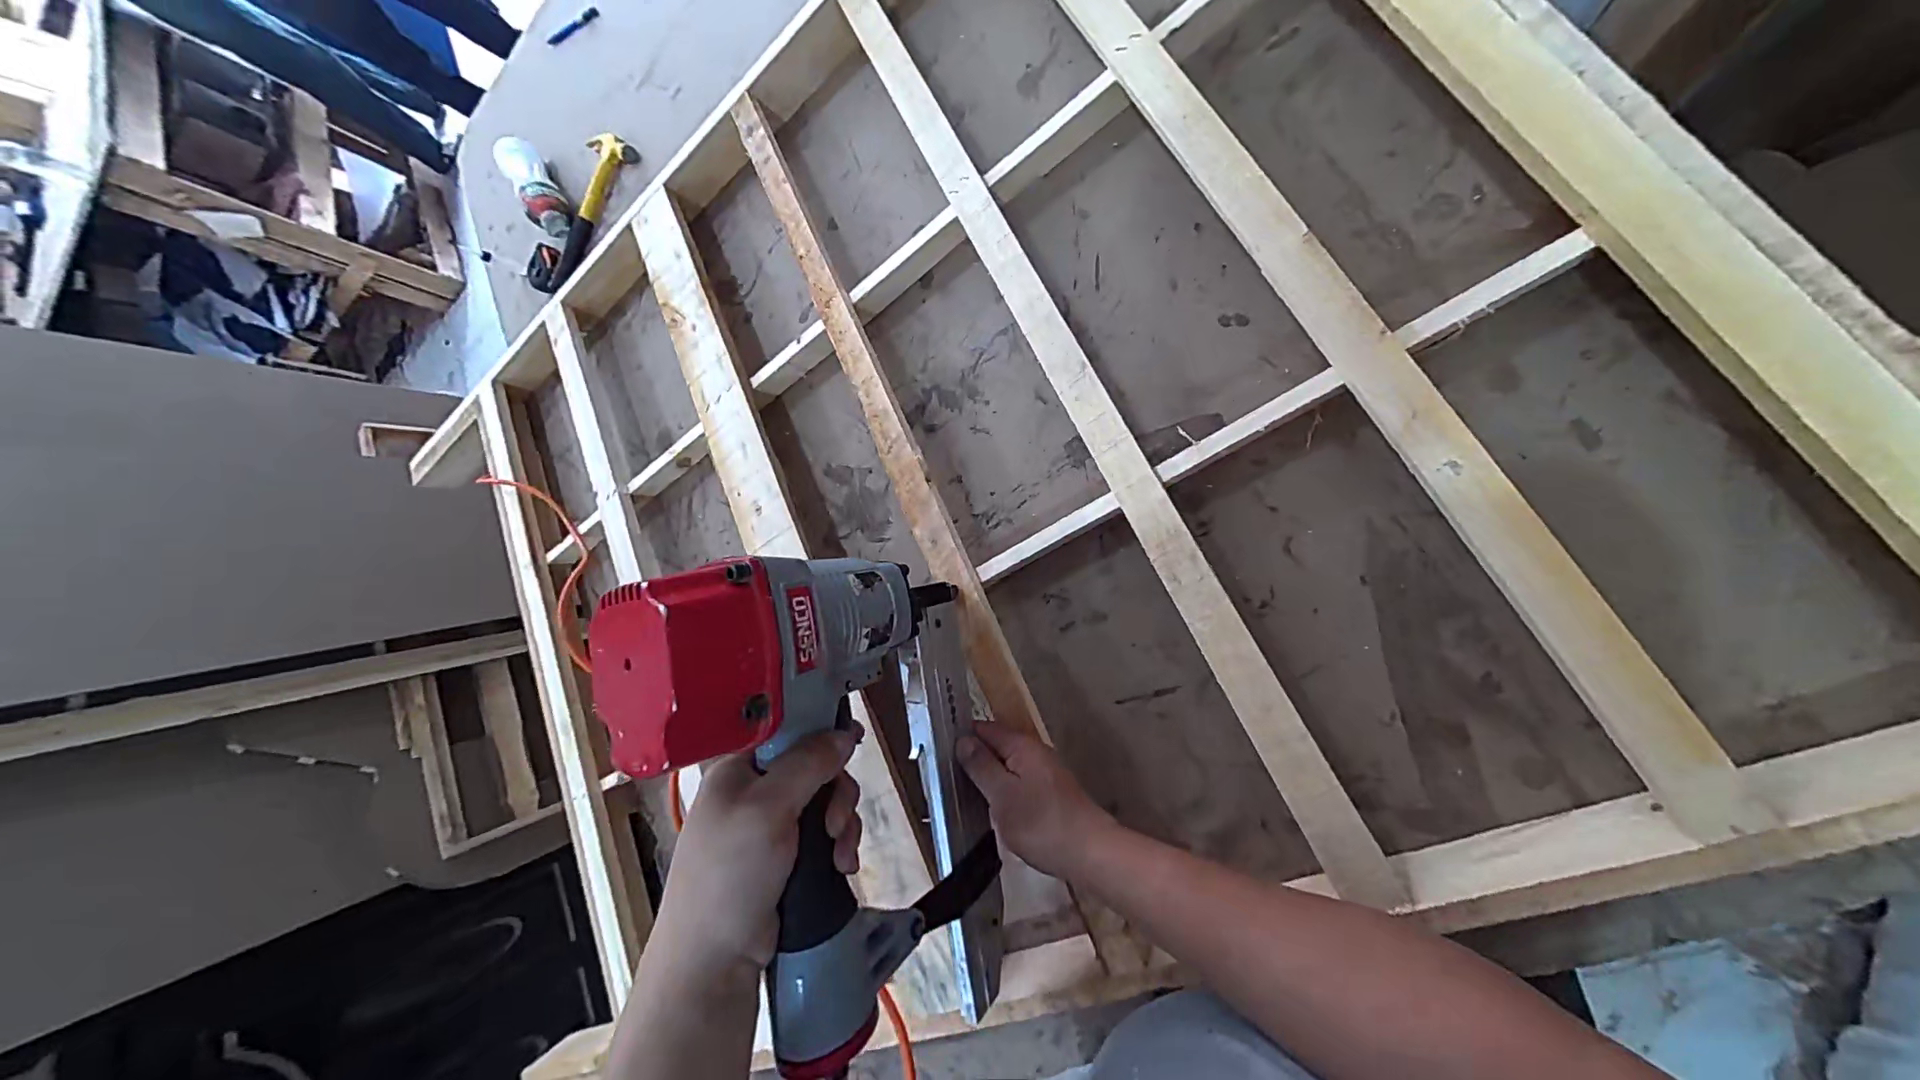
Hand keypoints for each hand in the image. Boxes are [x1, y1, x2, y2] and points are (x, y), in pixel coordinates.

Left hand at [658, 725, 863, 970]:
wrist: (715, 961)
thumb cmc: (728, 878)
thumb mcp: (767, 809)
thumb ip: (808, 765)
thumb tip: (843, 733)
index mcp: (737, 768)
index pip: (786, 729)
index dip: (820, 730)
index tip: (850, 738)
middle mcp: (754, 789)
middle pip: (816, 765)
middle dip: (836, 792)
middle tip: (834, 821)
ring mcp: (771, 823)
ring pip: (826, 799)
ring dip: (842, 823)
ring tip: (838, 852)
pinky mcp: (788, 852)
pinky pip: (826, 830)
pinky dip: (838, 844)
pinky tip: (840, 864)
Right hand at [957, 721, 1117, 880]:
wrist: (1090, 853)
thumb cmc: (1041, 824)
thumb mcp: (1002, 795)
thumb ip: (981, 766)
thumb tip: (963, 740)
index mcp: (1022, 746)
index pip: (985, 728)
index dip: (962, 736)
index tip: (938, 750)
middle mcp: (1036, 753)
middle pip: (998, 746)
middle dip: (975, 758)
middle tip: (946, 776)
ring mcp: (1046, 774)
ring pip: (1009, 767)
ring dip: (989, 777)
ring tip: (965, 794)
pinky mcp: (1051, 795)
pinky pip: (1019, 783)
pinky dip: (1004, 791)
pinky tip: (994, 809)